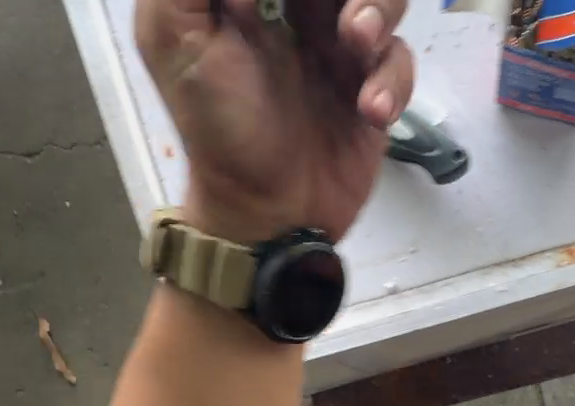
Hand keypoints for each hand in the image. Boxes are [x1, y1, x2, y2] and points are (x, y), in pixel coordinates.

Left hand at [136, 0, 414, 243]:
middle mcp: (298, 8)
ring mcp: (341, 49)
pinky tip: (369, 110)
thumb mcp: (174, 34)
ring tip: (358, 43)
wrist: (267, 215)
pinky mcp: (374, 90)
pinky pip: (400, 62)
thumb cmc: (217, 130)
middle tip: (344, 19)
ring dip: (379, 9)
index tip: (298, 2)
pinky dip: (392, 81)